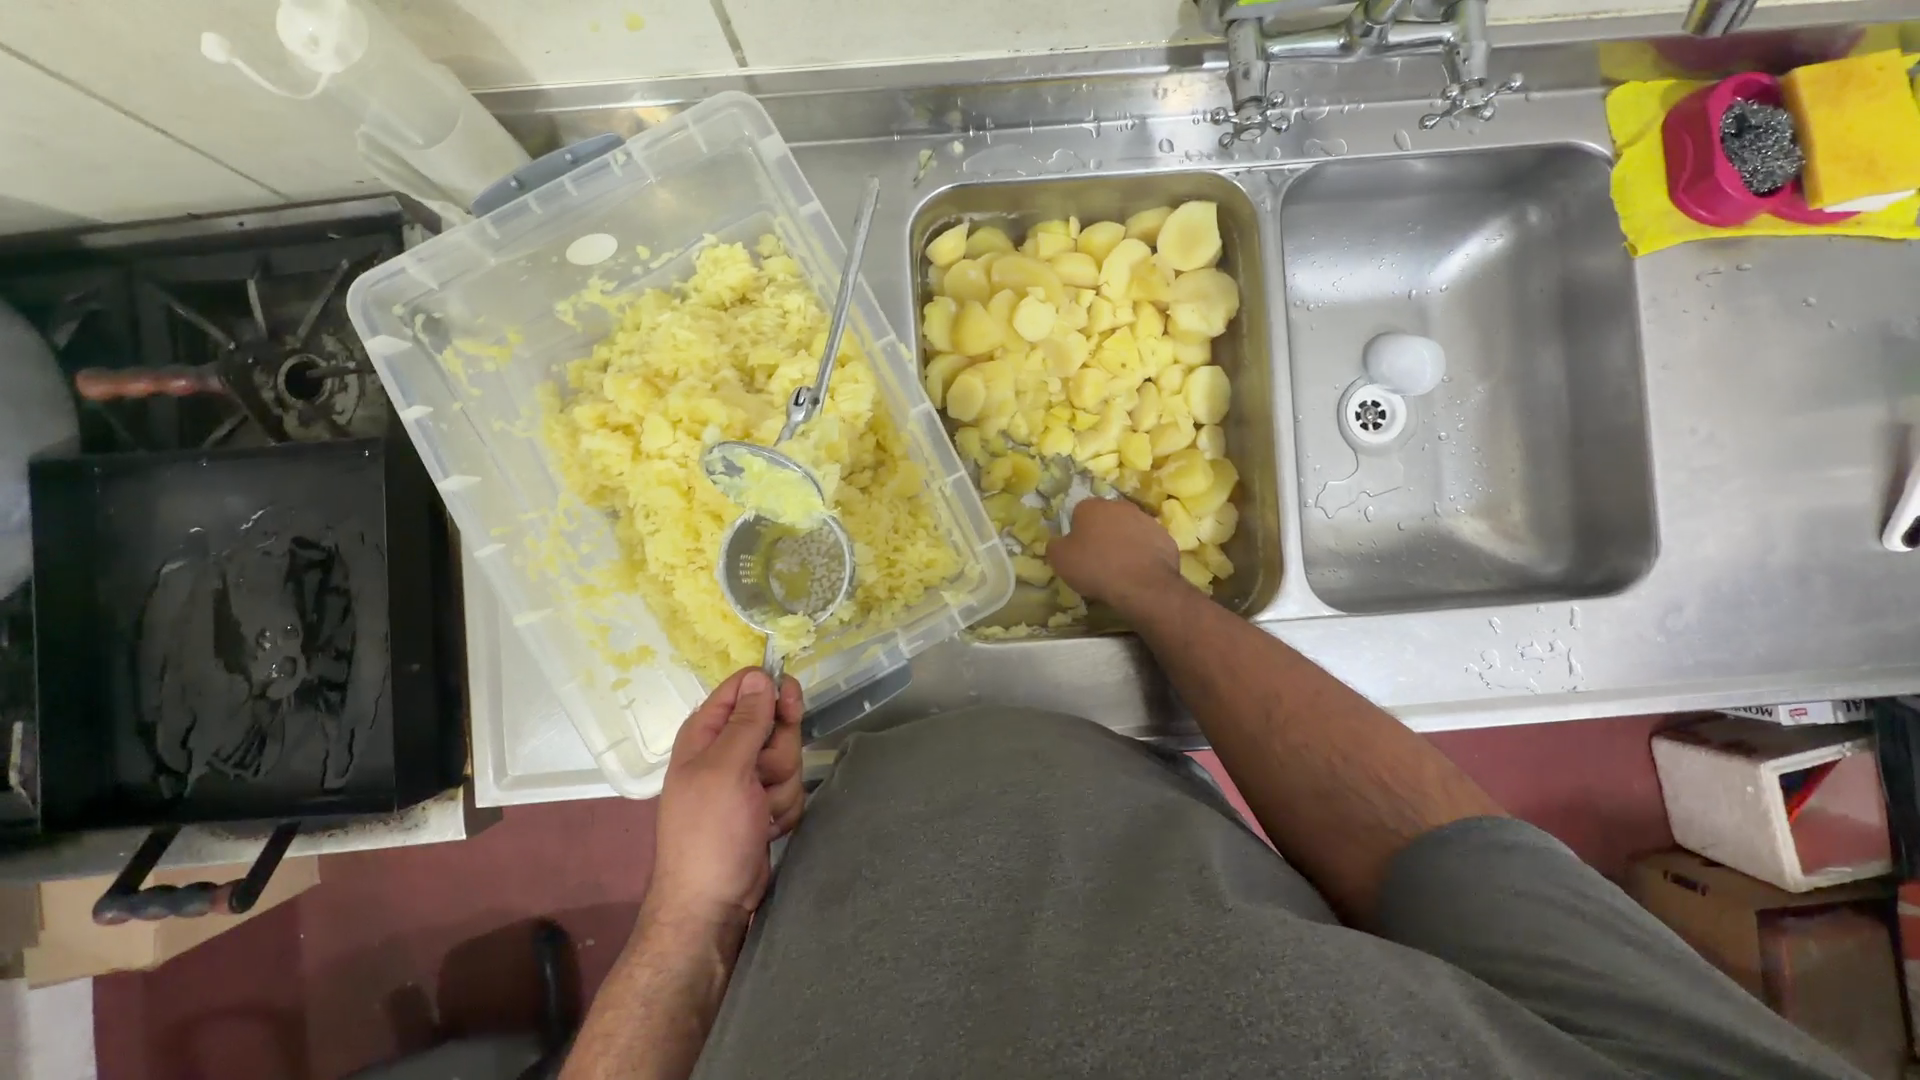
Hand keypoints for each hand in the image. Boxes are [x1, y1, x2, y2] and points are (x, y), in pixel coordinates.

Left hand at [646, 668, 805, 931]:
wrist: (713, 903)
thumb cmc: (710, 833)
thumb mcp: (726, 770)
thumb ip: (746, 721)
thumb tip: (759, 674)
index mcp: (705, 733)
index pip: (744, 688)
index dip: (771, 693)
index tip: (790, 706)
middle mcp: (726, 750)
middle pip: (776, 723)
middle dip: (779, 753)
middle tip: (762, 777)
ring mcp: (747, 779)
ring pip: (789, 758)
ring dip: (781, 787)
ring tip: (759, 813)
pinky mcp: (764, 804)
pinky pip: (791, 788)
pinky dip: (784, 810)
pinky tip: (766, 828)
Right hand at [1046, 497, 1184, 613]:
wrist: (1141, 585)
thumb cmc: (1095, 568)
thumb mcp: (1060, 560)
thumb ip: (1055, 544)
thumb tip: (1060, 541)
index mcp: (1091, 506)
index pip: (1079, 513)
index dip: (1077, 532)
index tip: (1079, 551)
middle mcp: (1120, 506)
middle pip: (1106, 518)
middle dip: (1102, 533)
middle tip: (1099, 559)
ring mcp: (1146, 519)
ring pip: (1129, 529)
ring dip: (1124, 542)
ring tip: (1121, 567)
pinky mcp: (1164, 536)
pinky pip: (1148, 543)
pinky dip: (1143, 553)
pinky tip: (1139, 571)